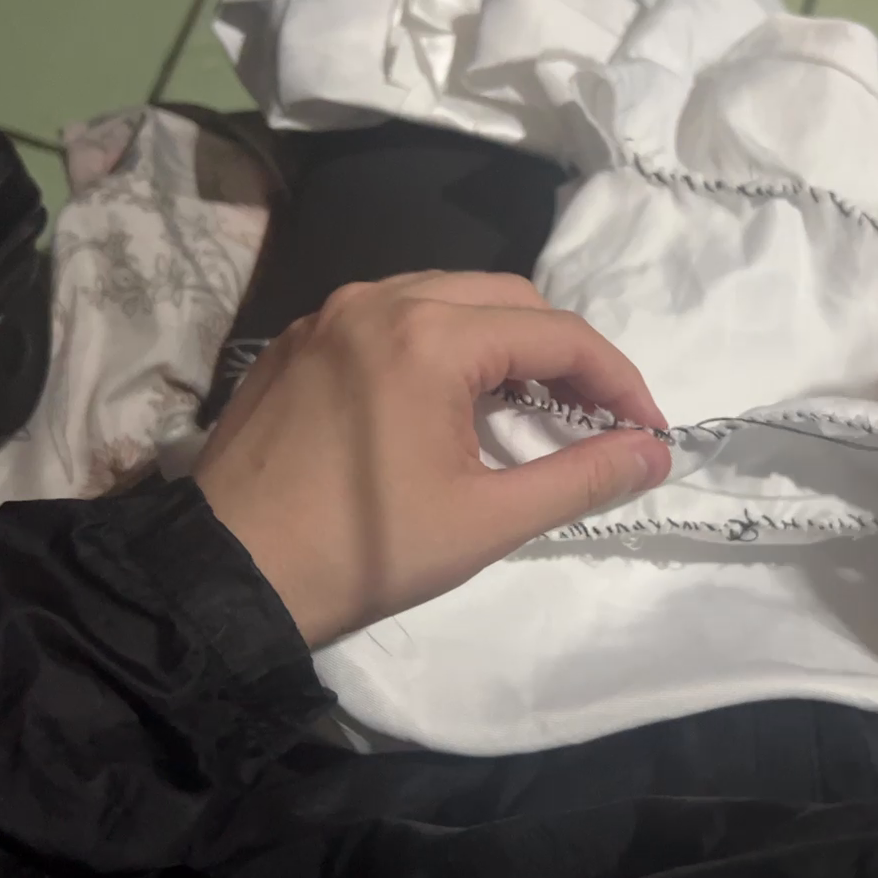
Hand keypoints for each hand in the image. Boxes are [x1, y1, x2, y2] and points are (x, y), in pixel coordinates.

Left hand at [194, 272, 671, 647]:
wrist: (224, 580)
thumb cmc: (364, 553)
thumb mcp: (487, 522)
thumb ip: (582, 477)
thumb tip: (654, 453)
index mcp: (428, 337)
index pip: (558, 334)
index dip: (618, 379)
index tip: (647, 427)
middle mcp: (381, 299)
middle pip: (509, 299)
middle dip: (565, 354)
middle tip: (591, 414)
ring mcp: (334, 312)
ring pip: (453, 297)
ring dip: (506, 342)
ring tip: (529, 403)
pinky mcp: (304, 336)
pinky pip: (399, 315)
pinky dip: (447, 343)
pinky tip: (451, 395)